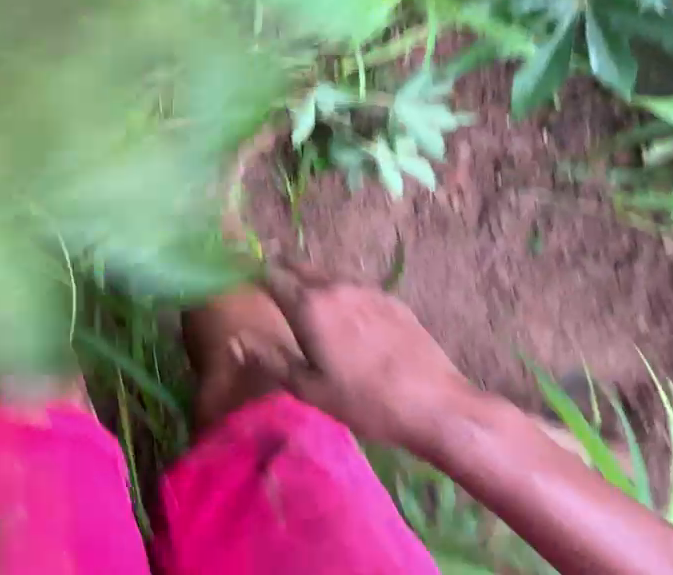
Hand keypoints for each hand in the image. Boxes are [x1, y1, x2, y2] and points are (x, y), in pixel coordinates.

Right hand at [254, 264, 477, 450]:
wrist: (438, 407)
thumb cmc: (364, 401)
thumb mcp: (307, 388)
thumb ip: (268, 357)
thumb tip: (234, 338)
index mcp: (308, 304)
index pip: (270, 274)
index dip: (255, 277)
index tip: (248, 287)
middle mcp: (334, 286)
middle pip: (298, 265)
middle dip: (282, 272)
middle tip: (275, 294)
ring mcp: (366, 289)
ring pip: (328, 274)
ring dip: (312, 282)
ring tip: (311, 307)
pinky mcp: (392, 300)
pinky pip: (355, 287)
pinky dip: (342, 294)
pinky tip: (349, 321)